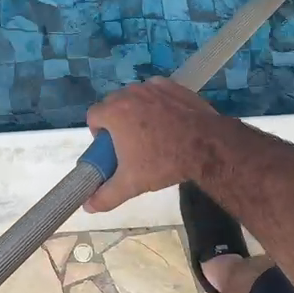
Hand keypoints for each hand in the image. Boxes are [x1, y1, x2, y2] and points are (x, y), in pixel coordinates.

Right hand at [83, 78, 226, 212]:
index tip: (110, 147)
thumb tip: (88, 206)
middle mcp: (130, 93)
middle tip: (129, 142)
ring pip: (134, 96)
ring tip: (150, 131)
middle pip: (113, 104)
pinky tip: (167, 119)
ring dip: (135, 110)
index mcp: (114, 112)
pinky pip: (155, 91)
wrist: (206, 147)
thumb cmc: (163, 162)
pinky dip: (156, 102)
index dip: (98, 132)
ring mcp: (152, 87)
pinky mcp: (172, 86)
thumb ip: (105, 196)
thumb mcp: (131, 184)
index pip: (93, 116)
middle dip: (116, 120)